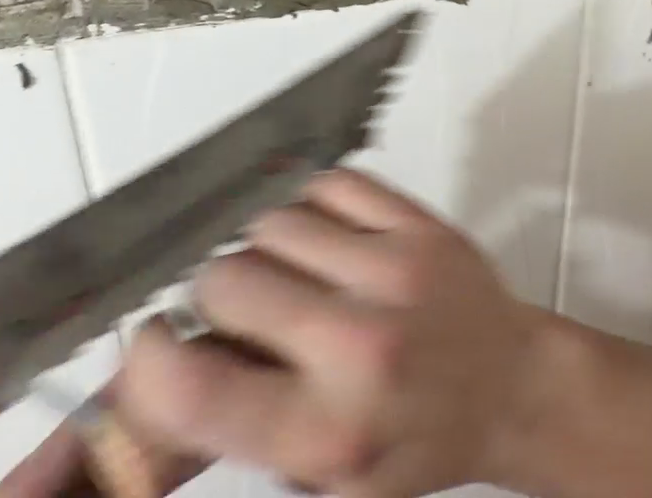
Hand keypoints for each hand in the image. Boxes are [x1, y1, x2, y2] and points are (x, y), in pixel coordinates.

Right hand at [0, 168, 549, 496]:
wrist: (512, 388)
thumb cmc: (415, 440)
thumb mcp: (318, 472)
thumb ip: (228, 426)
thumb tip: (138, 385)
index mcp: (326, 430)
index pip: (192, 384)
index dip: (150, 360)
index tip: (157, 346)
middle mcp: (358, 345)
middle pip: (222, 280)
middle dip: (214, 298)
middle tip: (242, 314)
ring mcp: (394, 271)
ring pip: (267, 223)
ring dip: (262, 249)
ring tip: (290, 275)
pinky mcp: (419, 223)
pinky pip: (323, 182)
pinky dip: (306, 204)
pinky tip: (321, 237)